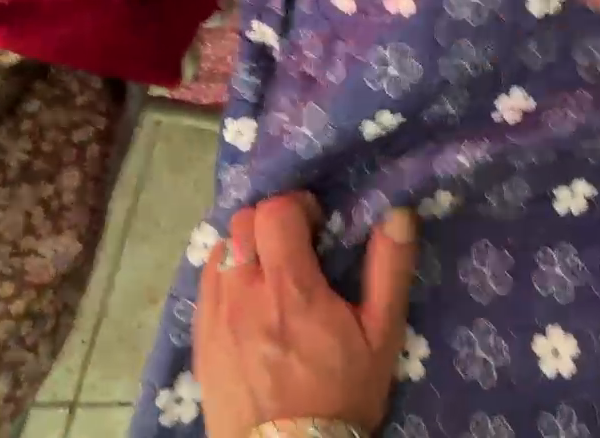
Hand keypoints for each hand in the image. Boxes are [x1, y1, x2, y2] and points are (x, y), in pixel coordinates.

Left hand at [194, 194, 417, 437]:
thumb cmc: (340, 393)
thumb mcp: (382, 333)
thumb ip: (391, 269)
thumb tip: (399, 214)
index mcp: (290, 289)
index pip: (275, 212)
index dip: (298, 206)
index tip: (318, 224)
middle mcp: (243, 296)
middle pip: (243, 222)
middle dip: (272, 220)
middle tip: (298, 242)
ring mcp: (215, 319)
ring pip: (220, 250)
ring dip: (248, 245)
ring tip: (273, 268)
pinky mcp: (200, 342)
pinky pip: (206, 283)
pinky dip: (228, 273)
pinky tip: (250, 294)